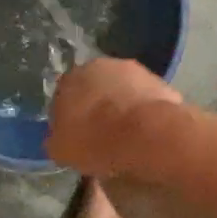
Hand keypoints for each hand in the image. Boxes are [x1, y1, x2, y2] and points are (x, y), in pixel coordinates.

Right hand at [47, 58, 181, 174]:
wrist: (146, 136)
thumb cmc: (95, 141)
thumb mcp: (61, 151)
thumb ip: (57, 139)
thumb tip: (59, 139)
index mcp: (70, 78)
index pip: (64, 96)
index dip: (70, 118)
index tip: (76, 137)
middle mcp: (100, 66)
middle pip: (95, 89)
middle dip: (96, 108)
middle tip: (101, 136)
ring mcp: (134, 71)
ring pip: (122, 92)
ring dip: (122, 109)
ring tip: (126, 138)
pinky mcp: (160, 82)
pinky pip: (145, 101)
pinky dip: (144, 114)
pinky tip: (146, 135)